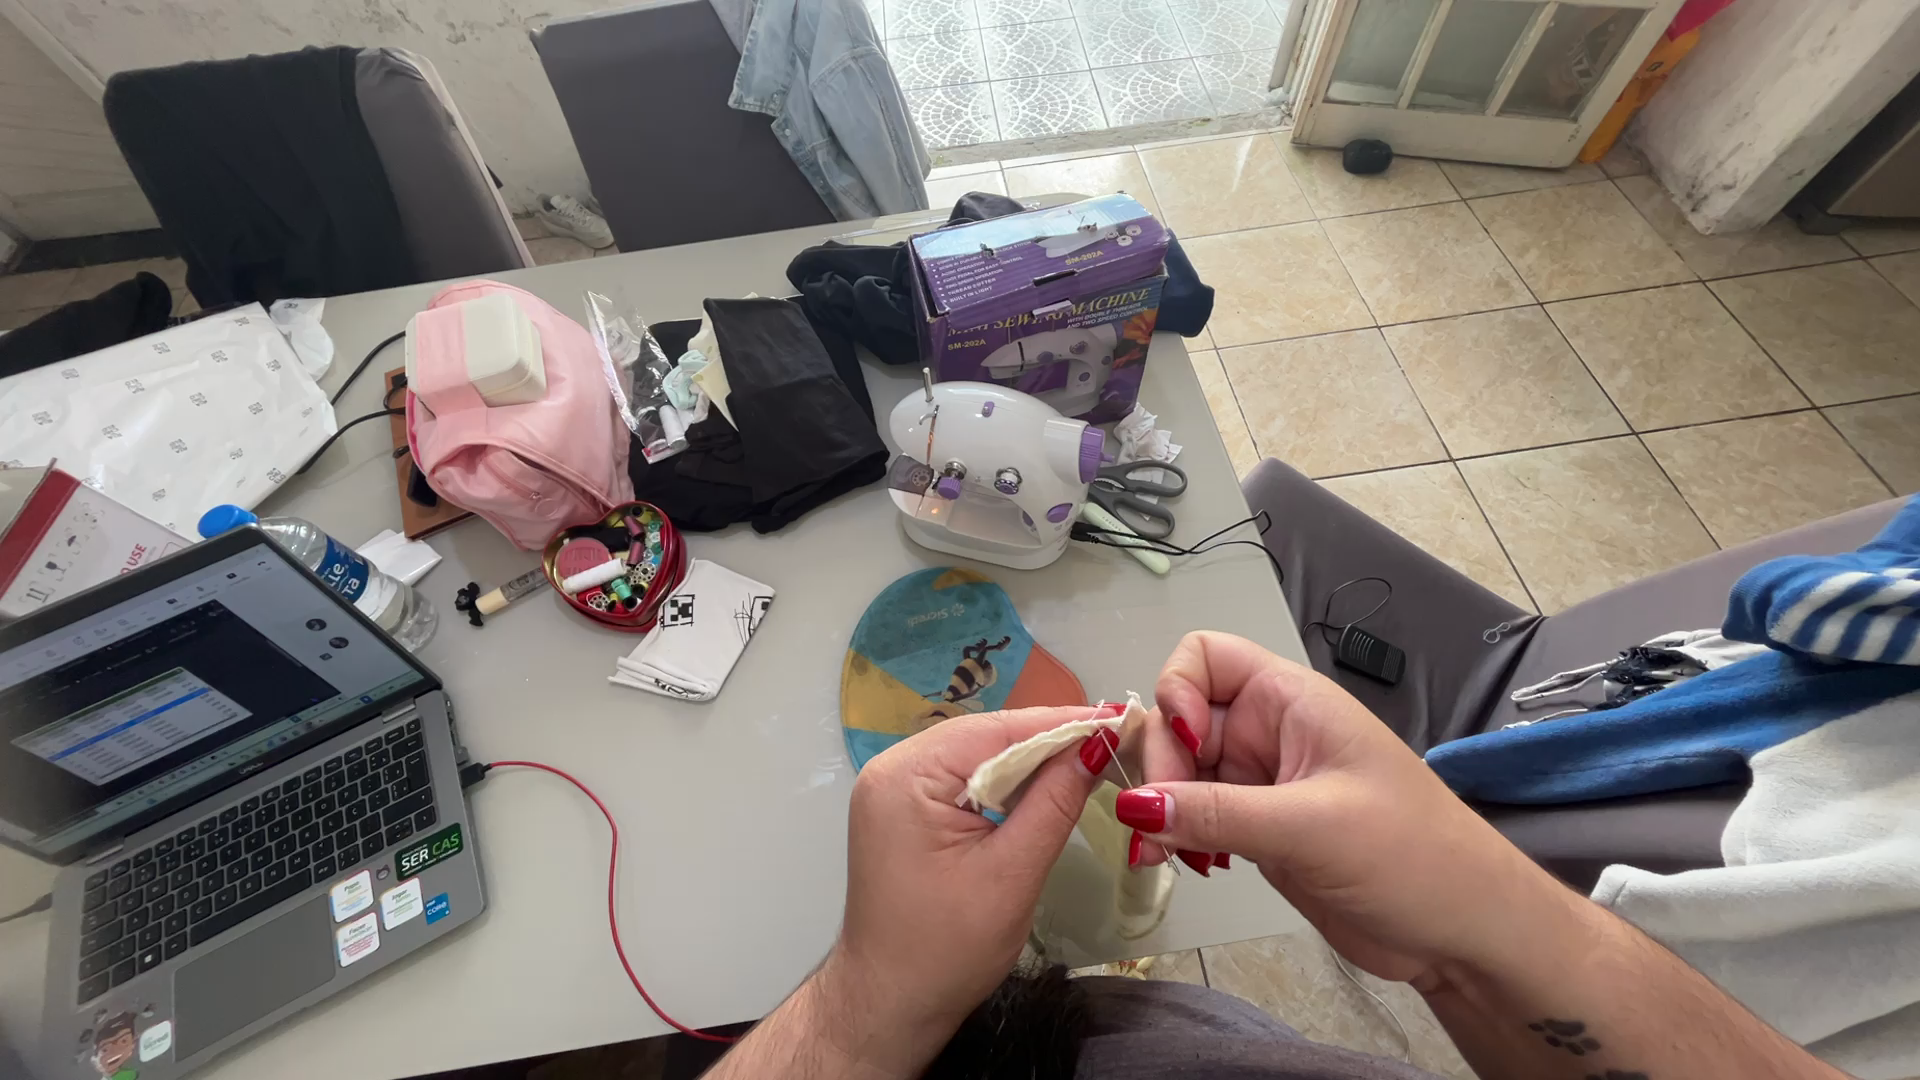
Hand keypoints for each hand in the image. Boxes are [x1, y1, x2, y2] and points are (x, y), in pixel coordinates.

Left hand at [821, 704, 1108, 1071]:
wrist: (888, 1005)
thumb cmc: (946, 952)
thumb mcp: (1011, 876)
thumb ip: (1054, 804)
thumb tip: (1096, 747)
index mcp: (908, 777)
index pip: (994, 731)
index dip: (1058, 722)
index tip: (1115, 716)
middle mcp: (893, 766)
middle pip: (984, 735)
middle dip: (1046, 736)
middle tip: (1109, 734)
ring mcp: (894, 783)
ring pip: (976, 751)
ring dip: (1028, 755)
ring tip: (1086, 751)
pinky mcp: (904, 803)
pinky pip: (962, 772)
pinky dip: (1004, 776)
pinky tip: (1041, 779)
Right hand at [1120, 632, 1572, 993]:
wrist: (1469, 938)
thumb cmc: (1411, 857)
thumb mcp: (1311, 827)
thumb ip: (1215, 813)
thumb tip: (1129, 806)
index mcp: (1287, 699)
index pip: (1203, 655)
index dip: (1177, 687)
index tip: (1186, 743)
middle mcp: (1262, 728)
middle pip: (1176, 717)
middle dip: (1161, 766)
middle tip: (1160, 824)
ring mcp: (1254, 777)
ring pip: (1176, 769)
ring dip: (1158, 806)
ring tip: (1160, 855)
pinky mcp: (1251, 823)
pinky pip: (1191, 811)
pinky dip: (1174, 832)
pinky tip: (1179, 863)